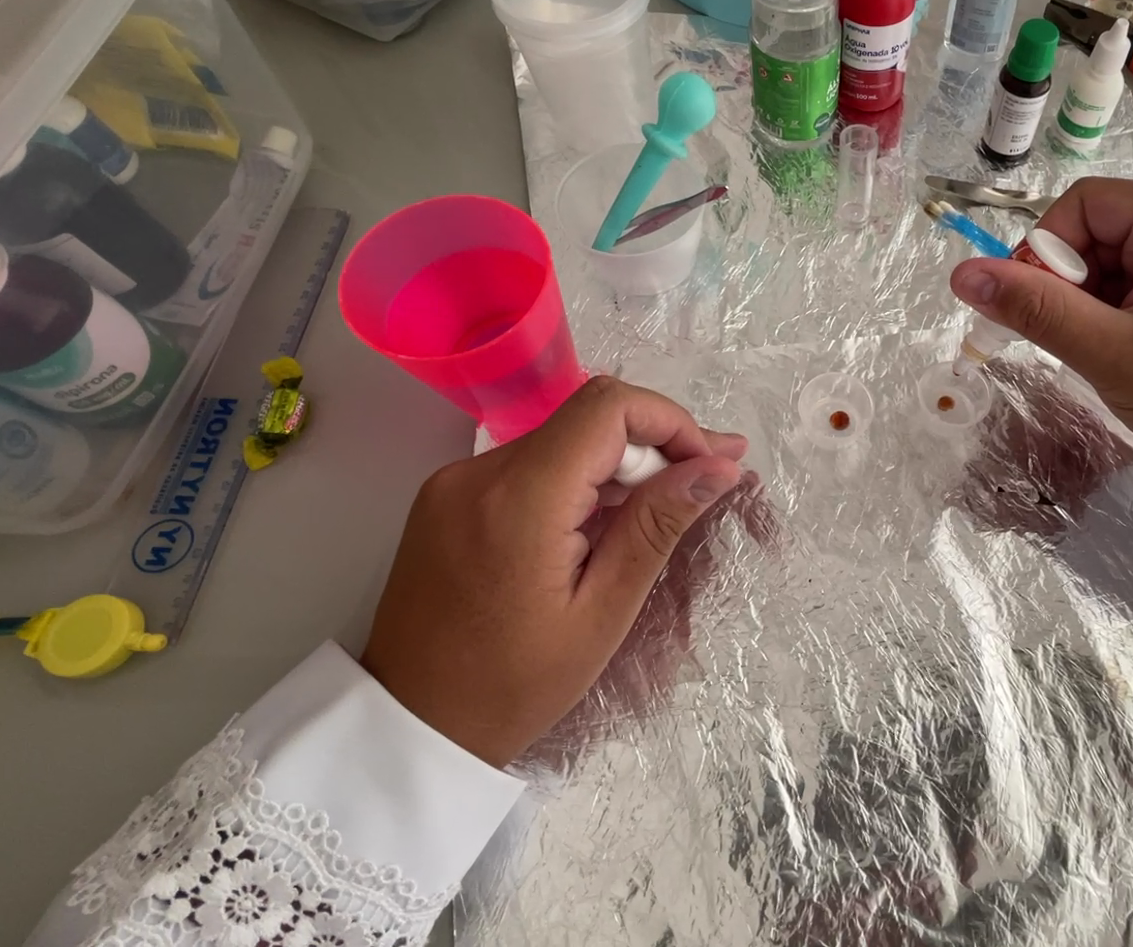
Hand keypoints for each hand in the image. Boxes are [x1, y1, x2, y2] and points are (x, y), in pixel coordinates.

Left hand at [361, 377, 747, 766]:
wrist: (410, 726)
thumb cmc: (515, 684)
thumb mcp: (604, 611)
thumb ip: (658, 524)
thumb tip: (721, 465)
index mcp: (520, 498)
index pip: (608, 407)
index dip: (670, 422)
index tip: (706, 468)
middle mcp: (479, 471)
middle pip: (588, 417)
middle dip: (655, 443)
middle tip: (708, 481)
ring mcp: (456, 480)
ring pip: (564, 438)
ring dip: (620, 463)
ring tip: (666, 505)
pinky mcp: (449, 496)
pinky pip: (533, 463)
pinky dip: (581, 478)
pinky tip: (606, 520)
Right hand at [949, 179, 1132, 449]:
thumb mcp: (1109, 351)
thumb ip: (1034, 308)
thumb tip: (961, 275)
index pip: (1083, 205)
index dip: (1044, 251)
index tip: (1034, 308)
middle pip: (1096, 233)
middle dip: (1068, 284)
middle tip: (1072, 340)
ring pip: (1112, 263)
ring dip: (1088, 305)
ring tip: (1104, 353)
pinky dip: (1114, 314)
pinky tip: (1122, 351)